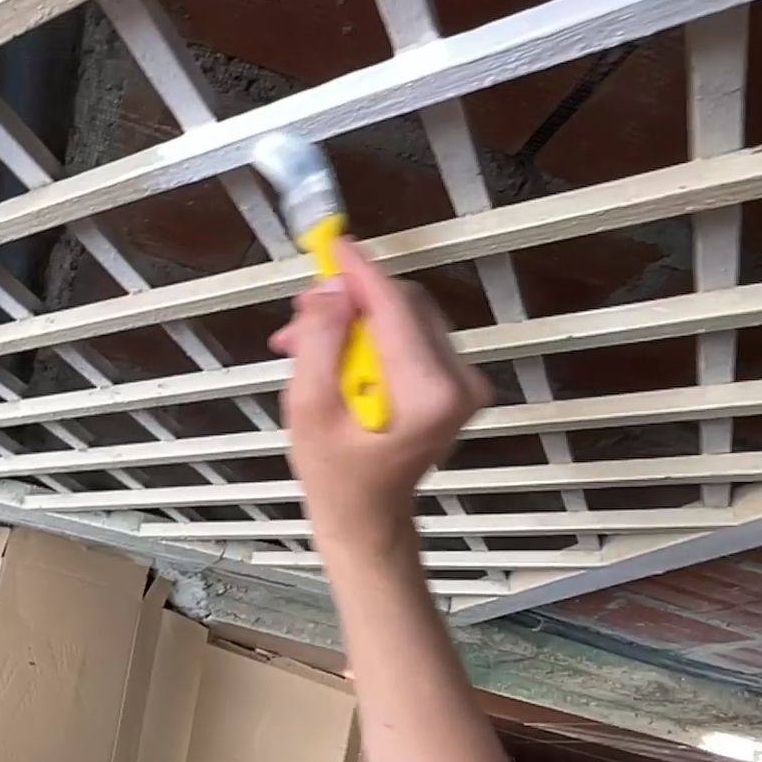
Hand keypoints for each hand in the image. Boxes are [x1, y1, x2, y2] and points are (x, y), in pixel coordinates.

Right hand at [269, 240, 492, 551]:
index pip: (395, 308)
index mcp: (429, 392)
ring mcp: (464, 382)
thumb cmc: (334, 474)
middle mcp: (460, 380)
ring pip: (404, 318)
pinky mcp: (454, 384)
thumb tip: (332, 289)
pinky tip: (332, 355)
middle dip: (348, 301)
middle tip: (297, 321)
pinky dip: (369, 337)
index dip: (359, 272)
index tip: (330, 244)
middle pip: (404, 306)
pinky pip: (409, 338)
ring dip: (353, 320)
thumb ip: (319, 344)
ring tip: (303, 345)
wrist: (367, 516)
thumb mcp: (309, 408)